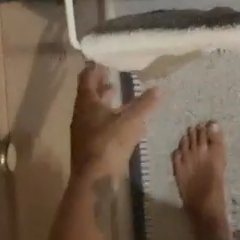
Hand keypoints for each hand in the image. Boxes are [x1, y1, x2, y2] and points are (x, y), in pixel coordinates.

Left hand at [69, 63, 158, 183]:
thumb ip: (144, 104)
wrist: (93, 179)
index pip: (86, 77)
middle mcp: (81, 113)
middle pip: (88, 93)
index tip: (104, 60)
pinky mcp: (88, 144)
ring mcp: (82, 130)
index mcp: (86, 103)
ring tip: (117, 93)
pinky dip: (107, 117)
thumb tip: (159, 89)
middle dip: (100, 84)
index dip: (94, 68)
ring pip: (92, 109)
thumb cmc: (108, 144)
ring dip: (104, 101)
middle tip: (112, 74)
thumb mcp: (130, 121)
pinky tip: (120, 121)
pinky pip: (97, 124)